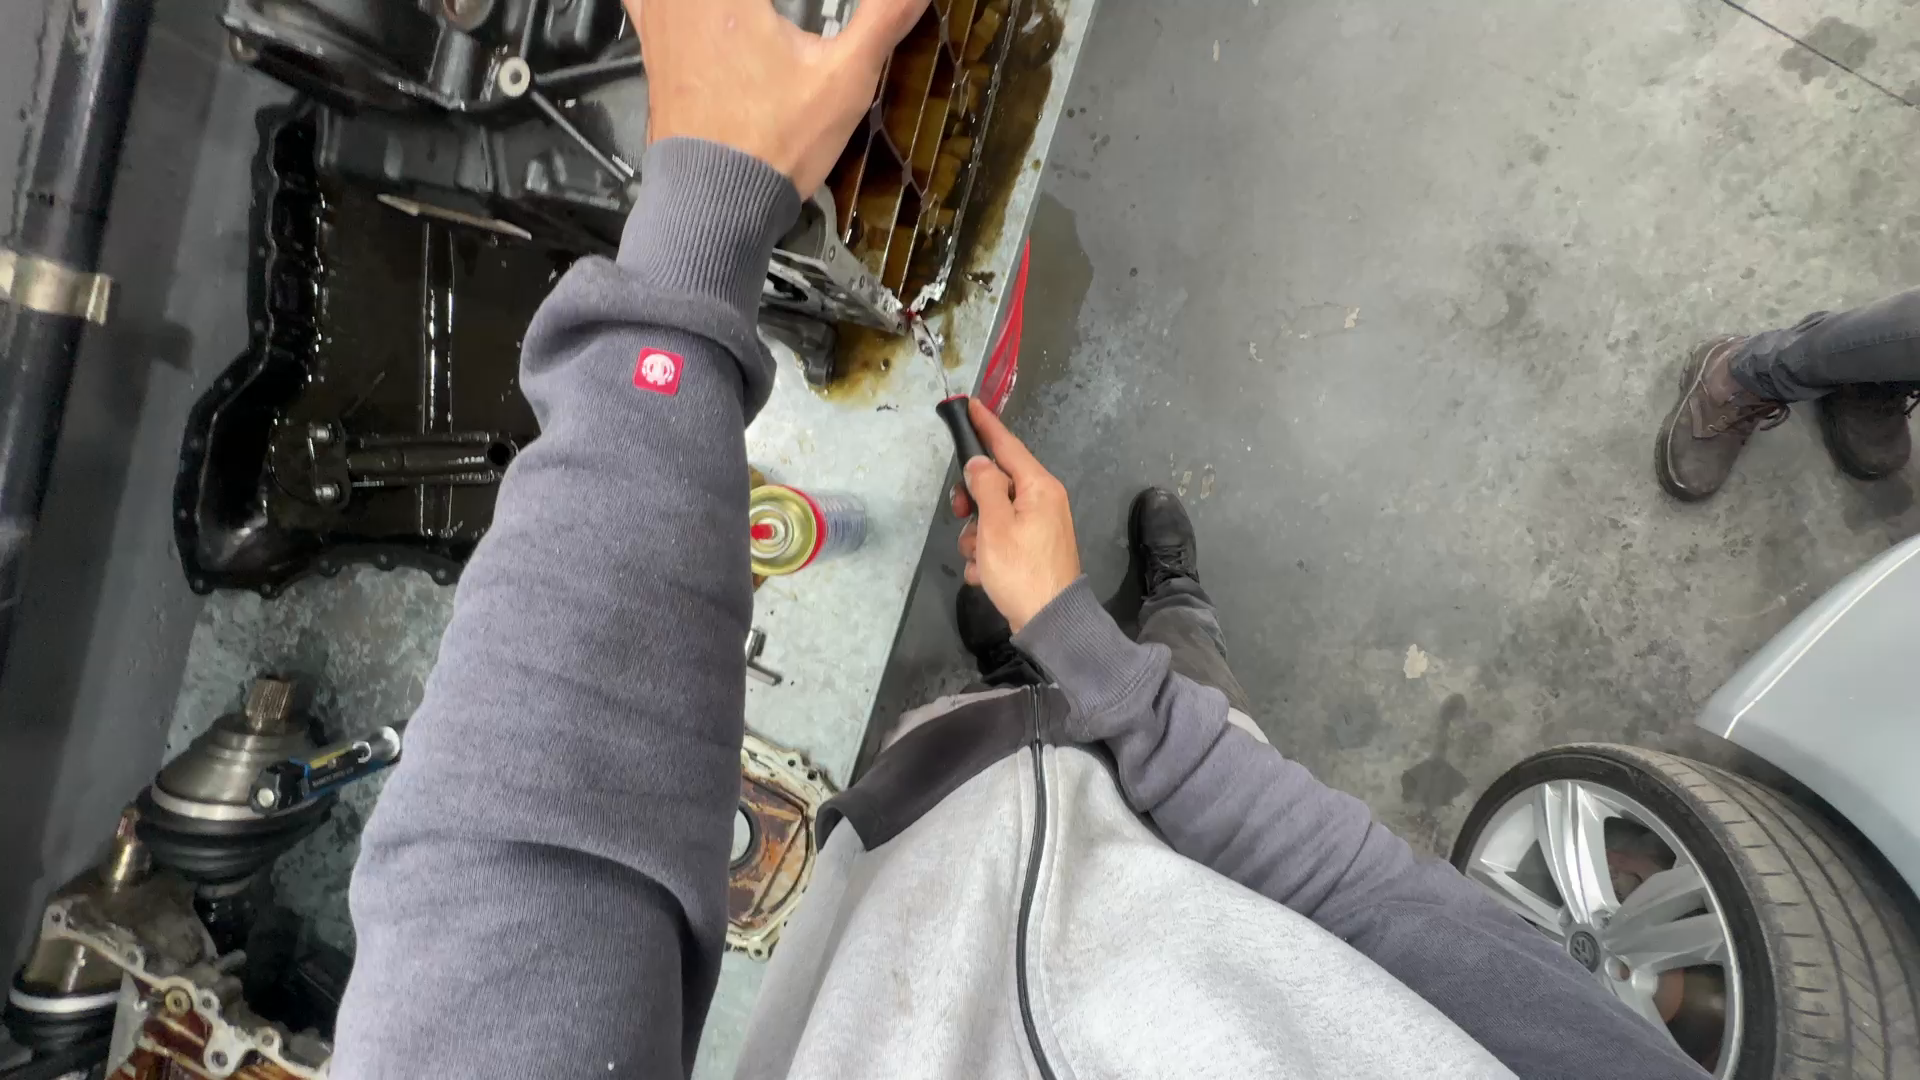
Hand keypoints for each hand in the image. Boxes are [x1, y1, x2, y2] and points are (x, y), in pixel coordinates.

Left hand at [631, 0, 930, 194]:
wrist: (716, 202)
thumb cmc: (777, 142)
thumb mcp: (843, 82)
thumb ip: (881, 19)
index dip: (796, 5)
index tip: (808, 13)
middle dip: (764, 9)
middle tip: (781, 21)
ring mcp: (657, 12)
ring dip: (719, 8)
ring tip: (751, 20)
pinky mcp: (648, 44)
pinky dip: (662, 2)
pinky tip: (681, 14)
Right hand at [952, 400, 1081, 632]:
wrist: (1051, 622)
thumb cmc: (1021, 571)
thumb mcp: (995, 525)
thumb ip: (985, 487)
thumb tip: (979, 463)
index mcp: (1039, 487)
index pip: (1007, 445)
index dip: (985, 425)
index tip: (969, 404)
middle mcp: (1043, 501)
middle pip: (995, 483)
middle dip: (972, 502)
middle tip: (960, 515)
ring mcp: (1039, 527)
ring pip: (992, 515)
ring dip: (976, 537)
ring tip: (980, 560)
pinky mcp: (1032, 550)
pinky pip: (1000, 540)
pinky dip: (988, 556)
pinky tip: (986, 575)